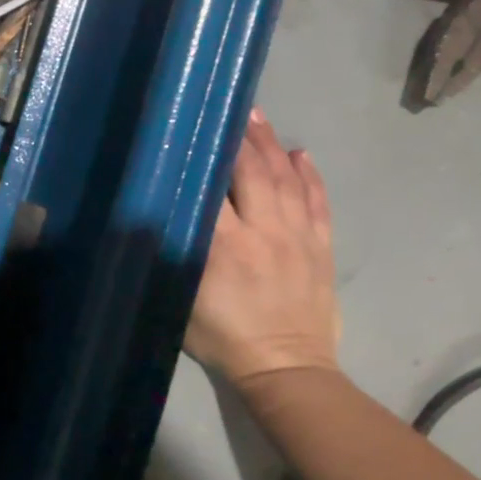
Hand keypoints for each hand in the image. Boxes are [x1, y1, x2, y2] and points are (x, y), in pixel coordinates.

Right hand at [185, 107, 340, 385]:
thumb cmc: (221, 336)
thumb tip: (159, 214)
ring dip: (273, 147)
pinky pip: (318, 205)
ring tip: (259, 118)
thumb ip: (174, 253)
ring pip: (287, 182)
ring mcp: (298, 240)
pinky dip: (311, 178)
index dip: (203, 154)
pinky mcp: (322, 251)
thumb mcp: (181, 295)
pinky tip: (302, 156)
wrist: (288, 371)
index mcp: (224, 245)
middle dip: (243, 138)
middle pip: (254, 174)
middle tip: (231, 108)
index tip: (193, 126)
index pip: (212, 187)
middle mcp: (263, 233)